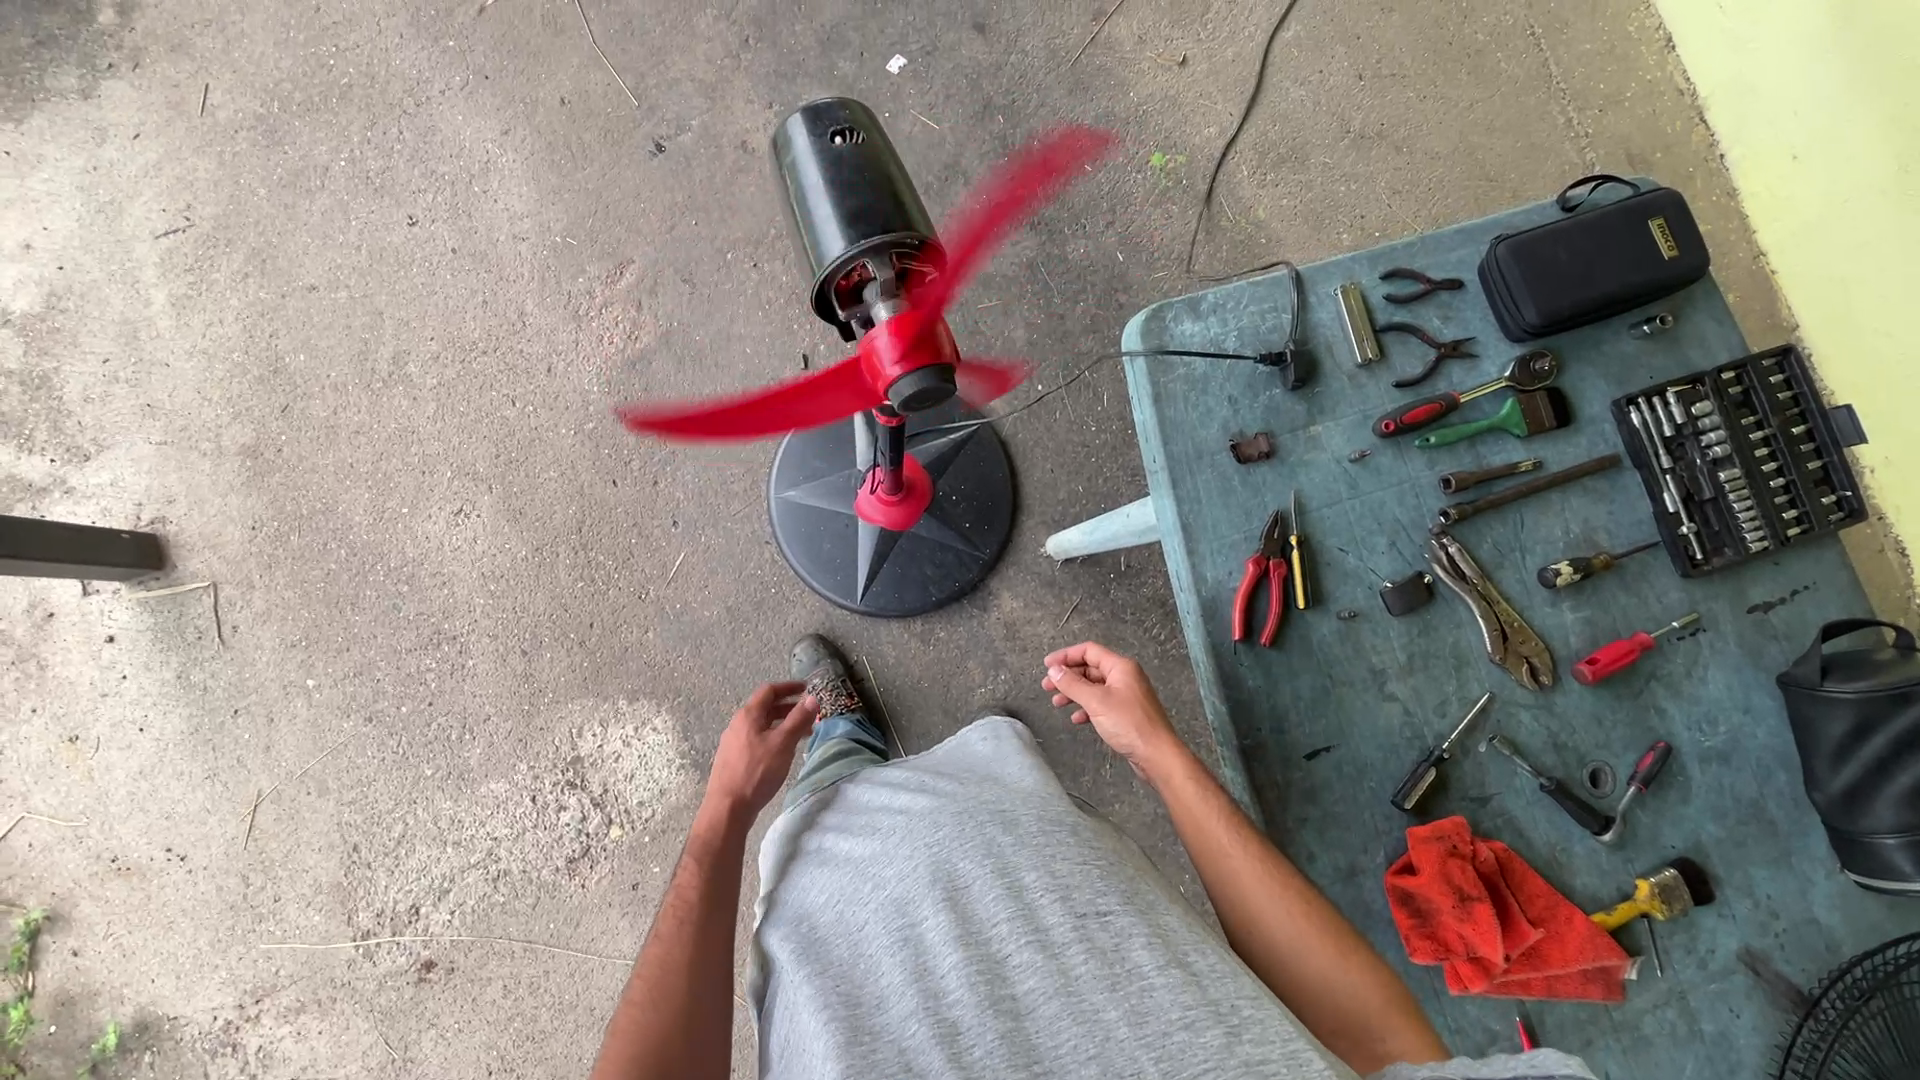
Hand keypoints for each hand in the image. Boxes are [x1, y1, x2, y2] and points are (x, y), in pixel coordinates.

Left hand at [704, 682, 817, 818]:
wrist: (728, 808)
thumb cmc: (757, 772)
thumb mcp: (783, 743)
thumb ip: (798, 719)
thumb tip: (812, 699)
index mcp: (748, 715)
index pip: (769, 691)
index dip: (788, 687)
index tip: (806, 688)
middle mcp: (738, 724)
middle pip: (765, 707)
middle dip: (788, 708)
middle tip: (808, 714)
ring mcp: (734, 742)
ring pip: (761, 725)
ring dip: (782, 724)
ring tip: (801, 735)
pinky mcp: (734, 758)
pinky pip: (757, 739)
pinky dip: (773, 737)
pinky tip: (782, 752)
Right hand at [1042, 642, 1191, 783]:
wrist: (1156, 754)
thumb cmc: (1130, 725)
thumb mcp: (1096, 701)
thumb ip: (1072, 684)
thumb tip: (1054, 671)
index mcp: (1121, 667)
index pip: (1089, 651)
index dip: (1066, 656)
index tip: (1048, 665)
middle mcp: (1125, 677)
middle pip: (1090, 669)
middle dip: (1068, 677)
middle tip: (1048, 686)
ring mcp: (1126, 695)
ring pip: (1094, 688)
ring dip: (1074, 693)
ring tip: (1057, 703)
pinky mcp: (1126, 713)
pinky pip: (1101, 704)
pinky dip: (1086, 708)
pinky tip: (1077, 719)